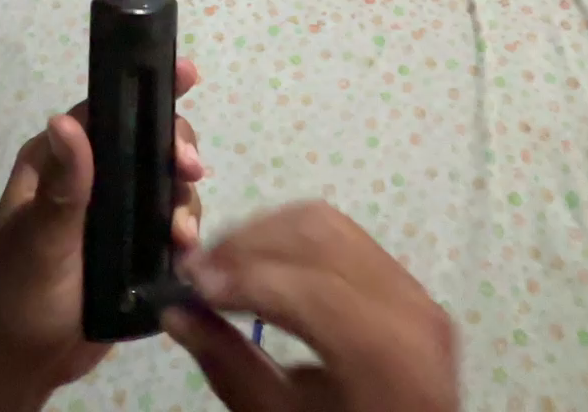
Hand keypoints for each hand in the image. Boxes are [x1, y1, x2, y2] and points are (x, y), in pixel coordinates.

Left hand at [0, 60, 204, 411]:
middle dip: (174, 149)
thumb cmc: (20, 292)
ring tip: (182, 231)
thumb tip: (65, 119)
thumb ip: (62, 184)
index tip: (186, 75)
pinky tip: (185, 249)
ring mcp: (114, 210)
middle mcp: (89, 176)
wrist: (23, 363)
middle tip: (191, 170)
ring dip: (182, 196)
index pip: (105, 110)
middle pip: (145, 141)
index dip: (145, 89)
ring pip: (163, 180)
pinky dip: (183, 228)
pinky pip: (169, 221)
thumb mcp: (40, 236)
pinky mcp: (133, 244)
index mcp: (57, 159)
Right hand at [162, 201, 457, 411]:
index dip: (240, 276)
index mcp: (386, 351)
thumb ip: (230, 365)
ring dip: (264, 232)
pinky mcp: (402, 279)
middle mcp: (407, 304)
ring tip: (222, 262)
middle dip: (246, 243)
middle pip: (313, 235)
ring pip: (323, 222)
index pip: (304, 288)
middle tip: (198, 268)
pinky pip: (340, 233)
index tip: (188, 281)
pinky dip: (290, 236)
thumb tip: (176, 312)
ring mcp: (411, 286)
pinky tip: (259, 260)